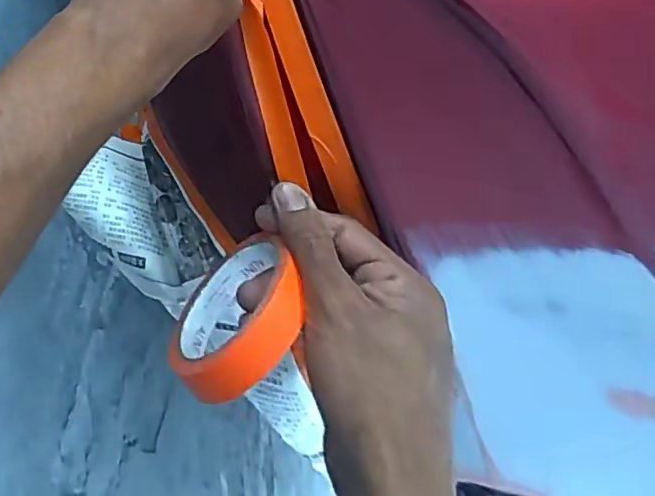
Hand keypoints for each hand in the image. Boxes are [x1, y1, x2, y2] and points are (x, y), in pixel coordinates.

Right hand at [245, 182, 454, 495]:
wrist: (387, 474)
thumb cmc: (363, 380)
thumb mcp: (331, 303)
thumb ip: (308, 242)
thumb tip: (286, 187)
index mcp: (404, 284)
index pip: (341, 232)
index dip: (296, 223)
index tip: (256, 224)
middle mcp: (401, 304)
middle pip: (331, 263)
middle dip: (285, 268)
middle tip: (251, 280)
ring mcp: (388, 337)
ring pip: (325, 295)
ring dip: (285, 296)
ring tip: (255, 310)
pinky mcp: (370, 364)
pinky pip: (329, 325)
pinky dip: (299, 322)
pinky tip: (277, 331)